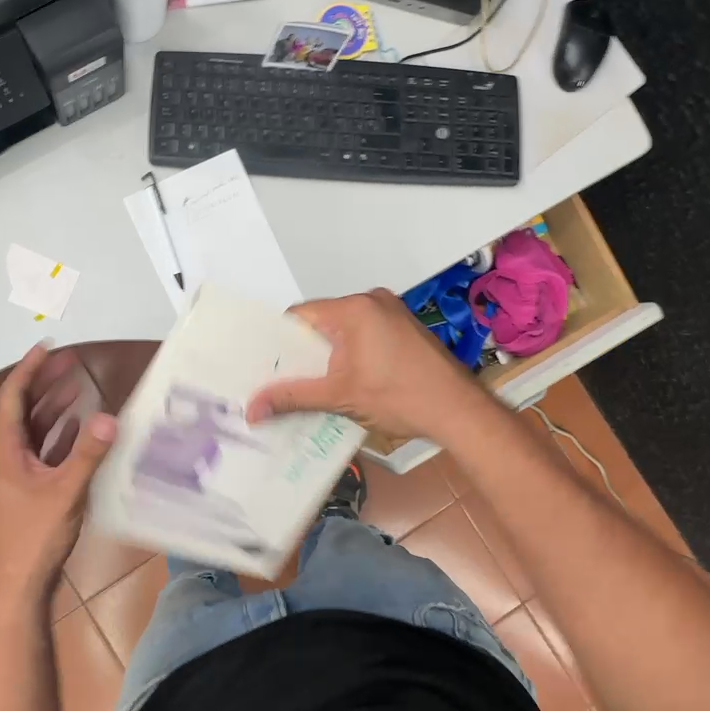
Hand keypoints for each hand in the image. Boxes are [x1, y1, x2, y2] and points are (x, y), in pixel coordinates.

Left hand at [0, 343, 115, 602]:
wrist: (21, 585)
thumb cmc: (36, 537)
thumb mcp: (65, 492)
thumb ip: (88, 454)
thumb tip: (110, 416)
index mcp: (8, 451)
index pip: (13, 397)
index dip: (28, 370)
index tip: (48, 347)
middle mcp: (10, 457)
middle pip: (24, 409)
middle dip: (45, 382)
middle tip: (71, 361)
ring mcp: (21, 475)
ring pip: (36, 430)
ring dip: (54, 406)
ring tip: (78, 385)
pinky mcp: (34, 490)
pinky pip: (46, 451)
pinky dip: (61, 434)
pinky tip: (80, 426)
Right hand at [247, 289, 490, 440]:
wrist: (458, 410)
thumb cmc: (399, 398)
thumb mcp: (339, 397)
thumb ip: (292, 397)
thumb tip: (251, 409)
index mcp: (353, 309)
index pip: (300, 315)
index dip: (280, 341)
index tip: (266, 365)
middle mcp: (371, 300)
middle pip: (321, 321)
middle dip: (304, 350)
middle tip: (282, 378)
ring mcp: (391, 311)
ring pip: (343, 329)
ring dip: (328, 354)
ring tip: (311, 382)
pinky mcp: (404, 327)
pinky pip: (364, 333)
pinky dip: (350, 352)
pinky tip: (345, 378)